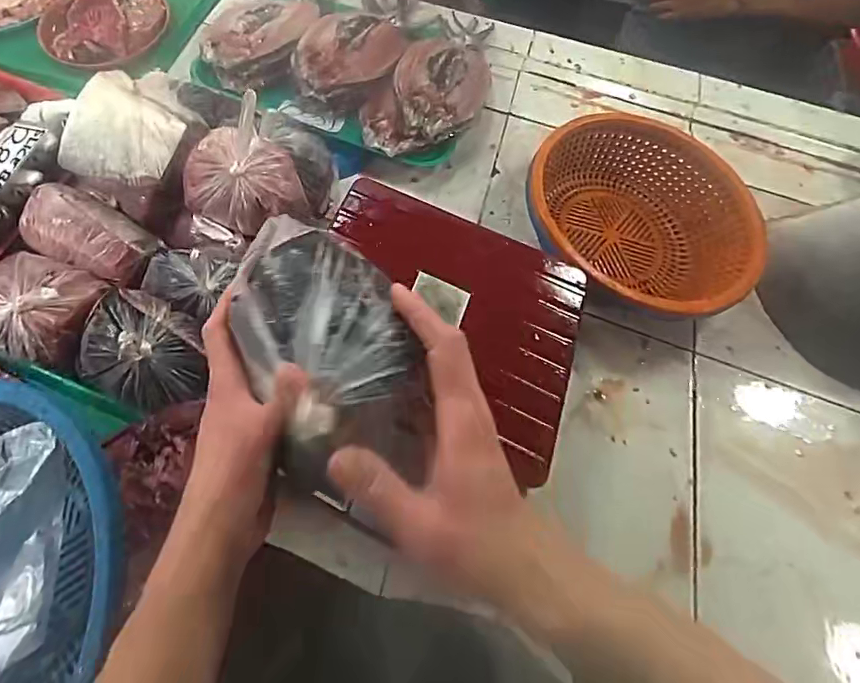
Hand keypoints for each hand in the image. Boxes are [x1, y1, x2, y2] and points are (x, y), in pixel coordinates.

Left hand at [180, 290, 306, 558]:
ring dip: (284, 364)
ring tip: (318, 342)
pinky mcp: (263, 443)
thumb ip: (281, 399)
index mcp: (225, 388)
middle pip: (245, 355)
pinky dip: (297, 397)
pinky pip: (281, 410)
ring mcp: (248, 421)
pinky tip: (323, 392)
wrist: (221, 532)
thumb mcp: (258, 432)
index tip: (246, 280)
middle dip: (264, 329)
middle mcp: (234, 398)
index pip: (218, 335)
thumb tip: (300, 364)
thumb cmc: (231, 476)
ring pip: (266, 382)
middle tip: (299, 306)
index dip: (227, 306)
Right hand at [328, 284, 539, 607]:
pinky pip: (445, 389)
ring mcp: (473, 423)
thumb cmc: (477, 544)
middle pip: (450, 349)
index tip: (396, 292)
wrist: (525, 567)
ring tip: (381, 334)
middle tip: (379, 307)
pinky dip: (423, 372)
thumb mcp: (420, 524)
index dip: (423, 317)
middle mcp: (470, 410)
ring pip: (450, 366)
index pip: (445, 350)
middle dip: (420, 320)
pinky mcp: (469, 437)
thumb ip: (378, 489)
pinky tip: (392, 385)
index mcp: (461, 418)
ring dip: (423, 342)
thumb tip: (334, 453)